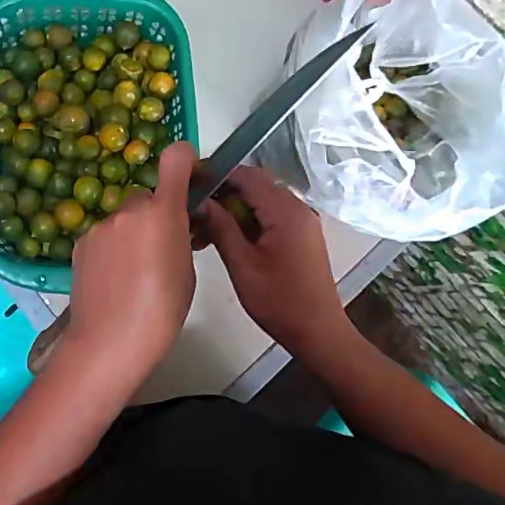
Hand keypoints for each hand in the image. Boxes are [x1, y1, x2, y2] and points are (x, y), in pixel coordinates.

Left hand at [66, 141, 198, 376]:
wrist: (109, 340)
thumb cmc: (160, 311)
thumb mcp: (186, 270)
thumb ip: (181, 236)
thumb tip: (176, 226)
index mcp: (161, 212)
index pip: (175, 159)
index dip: (186, 161)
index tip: (192, 177)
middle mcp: (127, 210)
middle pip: (147, 198)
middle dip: (156, 214)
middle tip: (163, 248)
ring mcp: (99, 226)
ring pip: (123, 219)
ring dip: (132, 233)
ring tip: (136, 272)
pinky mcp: (80, 242)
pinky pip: (104, 235)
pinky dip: (111, 247)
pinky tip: (114, 278)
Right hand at [202, 165, 356, 363]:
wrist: (317, 331)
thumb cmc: (279, 301)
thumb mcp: (242, 264)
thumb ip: (221, 227)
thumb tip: (200, 201)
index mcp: (286, 212)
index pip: (247, 175)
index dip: (216, 173)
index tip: (187, 181)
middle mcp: (297, 209)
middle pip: (254, 185)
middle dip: (220, 191)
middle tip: (190, 205)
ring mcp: (300, 222)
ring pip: (258, 200)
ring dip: (230, 208)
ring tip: (200, 225)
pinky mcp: (298, 235)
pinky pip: (267, 215)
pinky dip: (244, 220)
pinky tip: (221, 236)